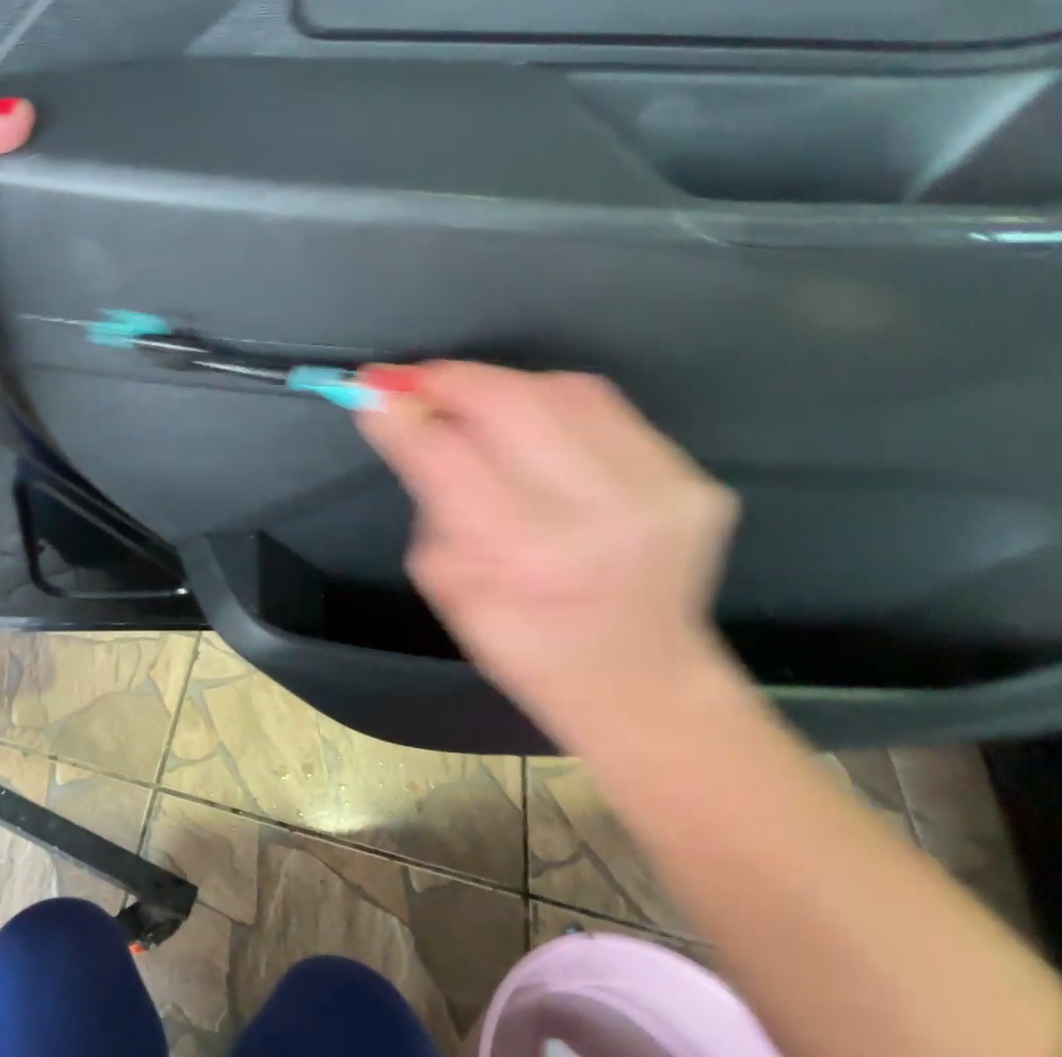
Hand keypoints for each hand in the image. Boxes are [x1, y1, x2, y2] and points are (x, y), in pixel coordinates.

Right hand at [356, 362, 740, 730]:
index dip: (401, 410)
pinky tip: (541, 437)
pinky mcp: (692, 478)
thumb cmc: (520, 641)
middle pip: (507, 400)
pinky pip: (608, 410)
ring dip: (503, 389)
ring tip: (477, 410)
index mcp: (522, 553)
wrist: (638, 680)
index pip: (444, 452)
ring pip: (561, 390)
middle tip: (416, 384)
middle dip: (449, 381)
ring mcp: (655, 489)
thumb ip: (428, 492)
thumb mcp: (446, 581)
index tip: (369, 387)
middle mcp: (595, 512)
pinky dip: (558, 409)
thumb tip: (401, 414)